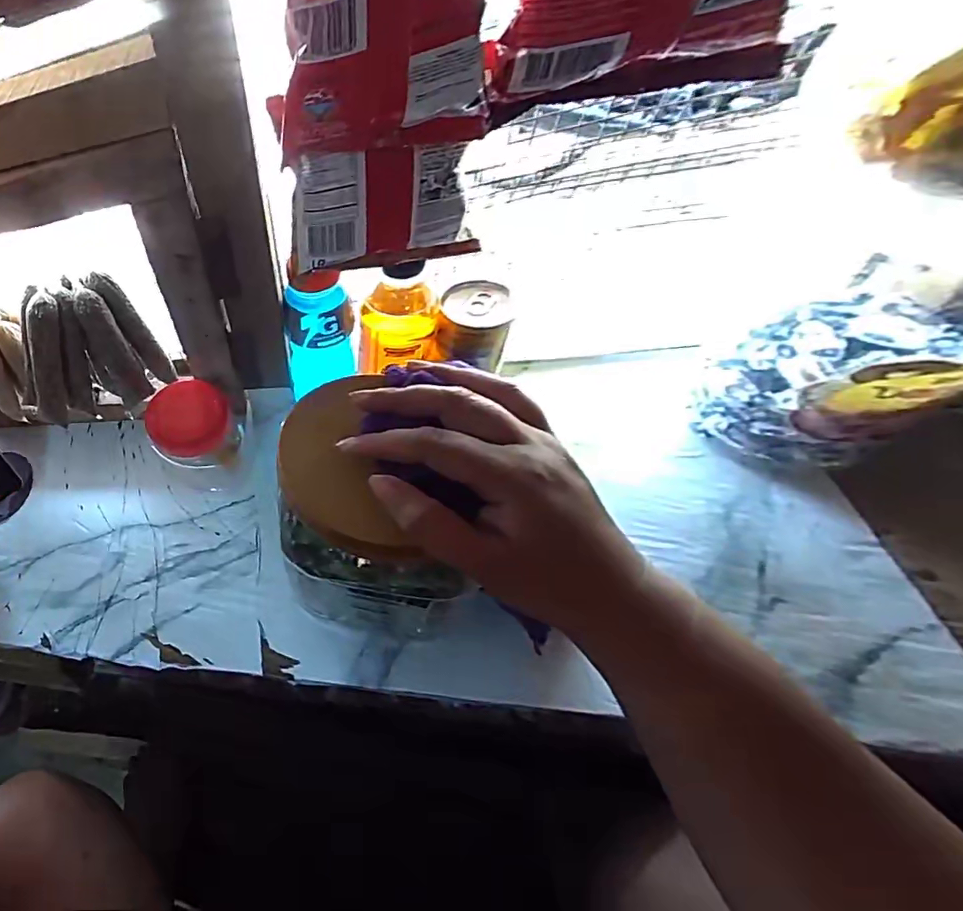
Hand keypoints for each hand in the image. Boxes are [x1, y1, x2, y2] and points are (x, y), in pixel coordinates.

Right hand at [337, 361, 653, 641]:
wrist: (615, 593)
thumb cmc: (544, 583)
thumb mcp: (479, 564)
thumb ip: (426, 521)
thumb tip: (379, 482)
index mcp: (512, 477)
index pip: (435, 444)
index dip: (386, 442)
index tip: (347, 445)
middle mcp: (530, 446)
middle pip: (459, 403)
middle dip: (403, 397)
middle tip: (360, 399)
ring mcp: (545, 439)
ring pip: (489, 390)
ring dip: (442, 376)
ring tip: (403, 369)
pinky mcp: (551, 442)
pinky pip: (514, 398)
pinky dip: (479, 382)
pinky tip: (456, 380)